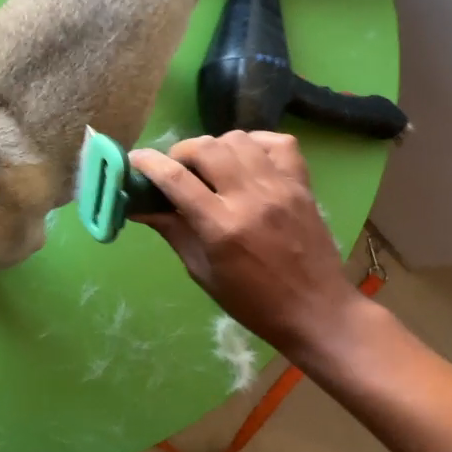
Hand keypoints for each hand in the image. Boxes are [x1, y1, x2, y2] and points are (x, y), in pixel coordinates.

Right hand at [130, 132, 367, 357]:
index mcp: (221, 227)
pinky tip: (245, 159)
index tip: (134, 159)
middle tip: (174, 169)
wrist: (317, 311)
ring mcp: (280, 188)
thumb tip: (137, 206)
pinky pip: (278, 143)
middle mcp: (251, 199)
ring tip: (208, 166)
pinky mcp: (302, 185)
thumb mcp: (201, 270)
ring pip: (238, 140)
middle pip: (206, 148)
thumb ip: (171, 230)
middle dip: (180, 152)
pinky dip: (255, 143)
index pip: (175, 179)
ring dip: (214, 146)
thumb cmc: (252, 301)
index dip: (148, 163)